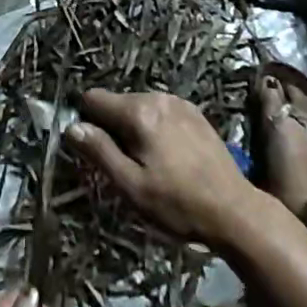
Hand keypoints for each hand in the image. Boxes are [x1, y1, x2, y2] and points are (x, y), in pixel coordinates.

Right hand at [64, 89, 257, 243]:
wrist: (234, 209)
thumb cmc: (178, 203)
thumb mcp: (131, 186)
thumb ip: (100, 152)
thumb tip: (72, 127)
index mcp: (139, 111)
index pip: (94, 98)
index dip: (86, 120)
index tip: (91, 148)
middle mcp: (158, 97)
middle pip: (118, 102)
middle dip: (112, 127)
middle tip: (122, 165)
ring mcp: (179, 102)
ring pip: (140, 107)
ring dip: (134, 128)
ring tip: (146, 164)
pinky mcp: (194, 112)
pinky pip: (161, 112)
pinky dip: (155, 127)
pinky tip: (167, 156)